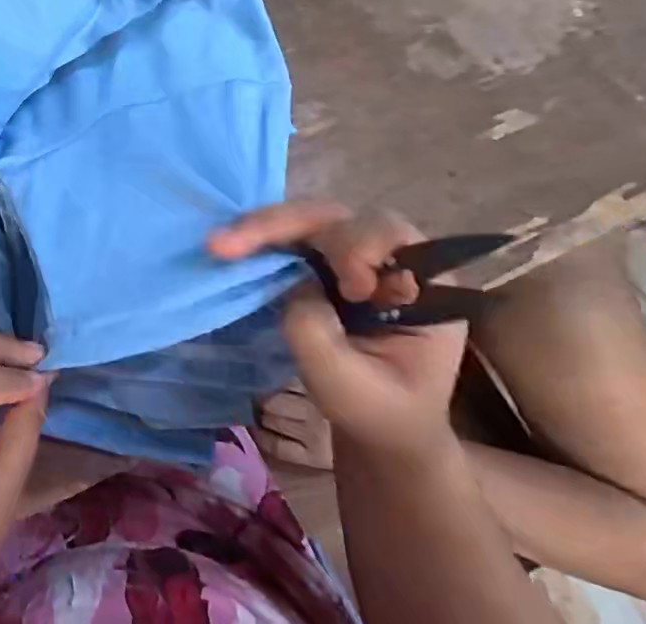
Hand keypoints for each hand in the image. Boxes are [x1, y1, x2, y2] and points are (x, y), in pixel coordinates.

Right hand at [210, 201, 466, 461]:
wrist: (381, 428)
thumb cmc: (377, 411)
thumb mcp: (348, 387)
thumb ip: (317, 335)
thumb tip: (293, 285)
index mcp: (424, 284)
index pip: (390, 234)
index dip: (359, 247)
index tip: (350, 291)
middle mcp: (389, 255)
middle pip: (336, 217)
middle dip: (283, 225)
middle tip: (230, 244)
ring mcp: (354, 254)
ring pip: (309, 220)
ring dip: (265, 228)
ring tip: (222, 245)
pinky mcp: (326, 259)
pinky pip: (293, 234)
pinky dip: (262, 239)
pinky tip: (233, 247)